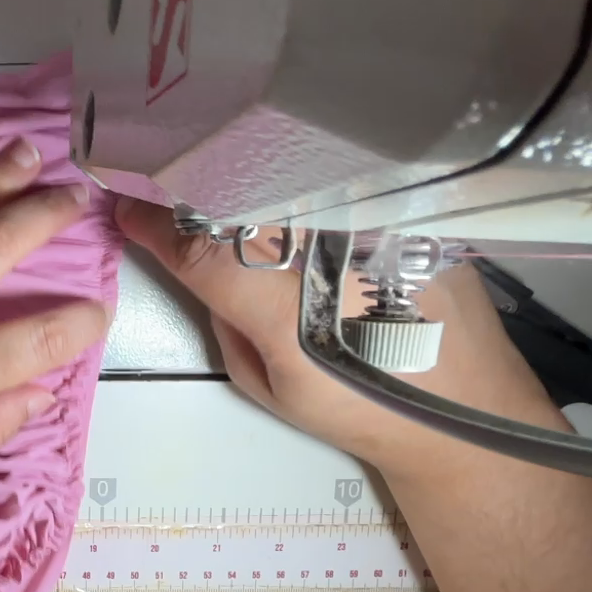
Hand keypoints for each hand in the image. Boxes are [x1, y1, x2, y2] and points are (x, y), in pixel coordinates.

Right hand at [116, 198, 562, 476]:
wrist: (465, 416)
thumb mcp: (265, 385)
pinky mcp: (414, 220)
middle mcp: (336, 260)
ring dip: (240, 181)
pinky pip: (339, 186)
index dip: (157, 227)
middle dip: (193, 191)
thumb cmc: (355, 412)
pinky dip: (297, 182)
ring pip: (289, 184)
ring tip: (211, 175)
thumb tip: (213, 271)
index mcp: (290, 314)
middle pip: (243, 202)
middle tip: (160, 186)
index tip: (126, 208)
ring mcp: (383, 233)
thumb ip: (229, 322)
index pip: (203, 253)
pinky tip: (281, 186)